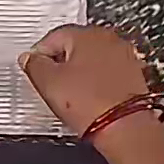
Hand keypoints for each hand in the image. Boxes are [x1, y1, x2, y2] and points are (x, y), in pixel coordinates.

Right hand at [19, 24, 150, 135]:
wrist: (124, 128)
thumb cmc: (92, 104)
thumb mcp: (49, 82)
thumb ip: (34, 65)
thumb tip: (30, 59)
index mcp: (86, 35)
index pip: (53, 37)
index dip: (39, 55)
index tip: (34, 68)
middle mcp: (109, 40)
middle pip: (74, 46)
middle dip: (60, 63)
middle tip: (51, 83)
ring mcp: (124, 57)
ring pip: (92, 60)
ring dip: (80, 74)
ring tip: (71, 95)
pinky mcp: (134, 76)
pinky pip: (107, 74)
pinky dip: (97, 83)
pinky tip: (90, 99)